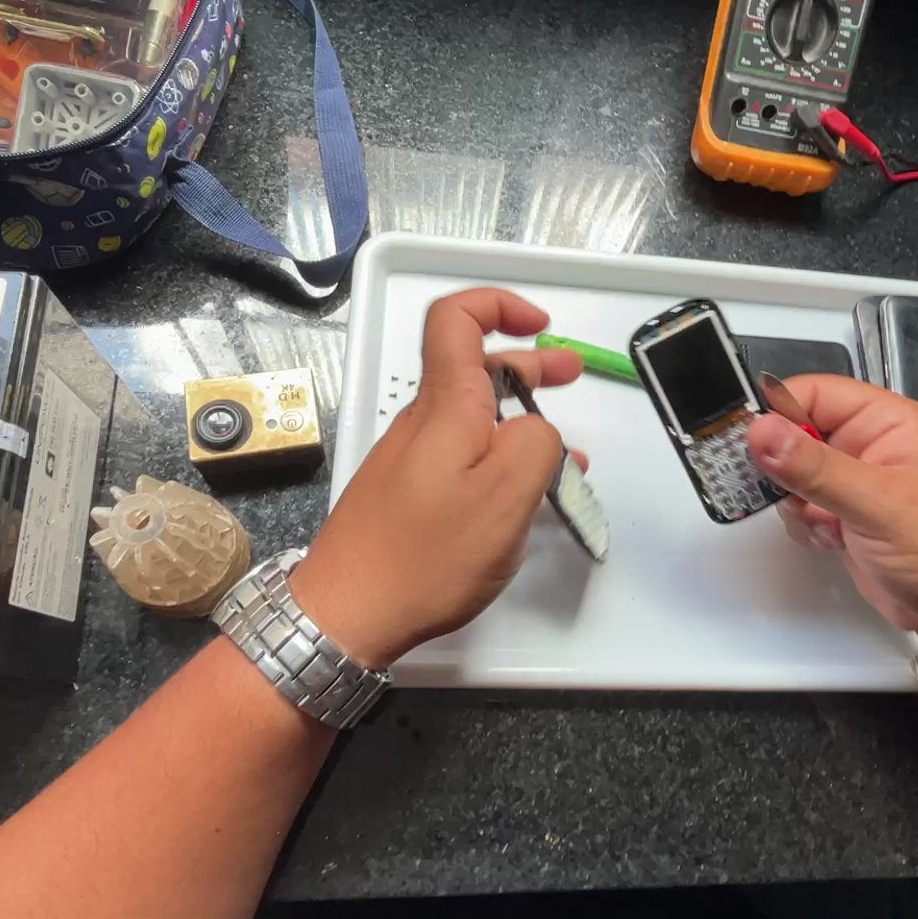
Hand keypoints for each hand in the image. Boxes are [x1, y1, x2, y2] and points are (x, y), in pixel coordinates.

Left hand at [288, 289, 584, 667]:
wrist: (346, 614)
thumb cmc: (428, 554)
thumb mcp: (505, 495)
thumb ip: (537, 445)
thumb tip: (537, 428)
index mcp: (446, 408)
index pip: (455, 319)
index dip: (498, 304)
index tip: (540, 327)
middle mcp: (424, 423)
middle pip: (472, 367)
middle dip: (528, 362)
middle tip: (572, 374)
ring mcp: (412, 459)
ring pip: (472, 416)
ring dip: (521, 416)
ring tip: (567, 446)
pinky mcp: (408, 492)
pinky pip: (462, 456)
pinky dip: (500, 456)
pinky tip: (525, 490)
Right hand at [745, 376, 917, 671]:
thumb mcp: (881, 505)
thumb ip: (816, 469)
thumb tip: (759, 431)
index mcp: (887, 422)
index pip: (815, 393)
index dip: (777, 410)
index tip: (746, 440)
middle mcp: (867, 445)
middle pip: (796, 431)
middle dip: (779, 461)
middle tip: (768, 486)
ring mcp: (855, 482)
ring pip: (792, 473)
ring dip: (793, 499)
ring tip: (821, 522)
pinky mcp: (844, 516)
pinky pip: (801, 506)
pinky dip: (804, 524)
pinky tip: (831, 540)